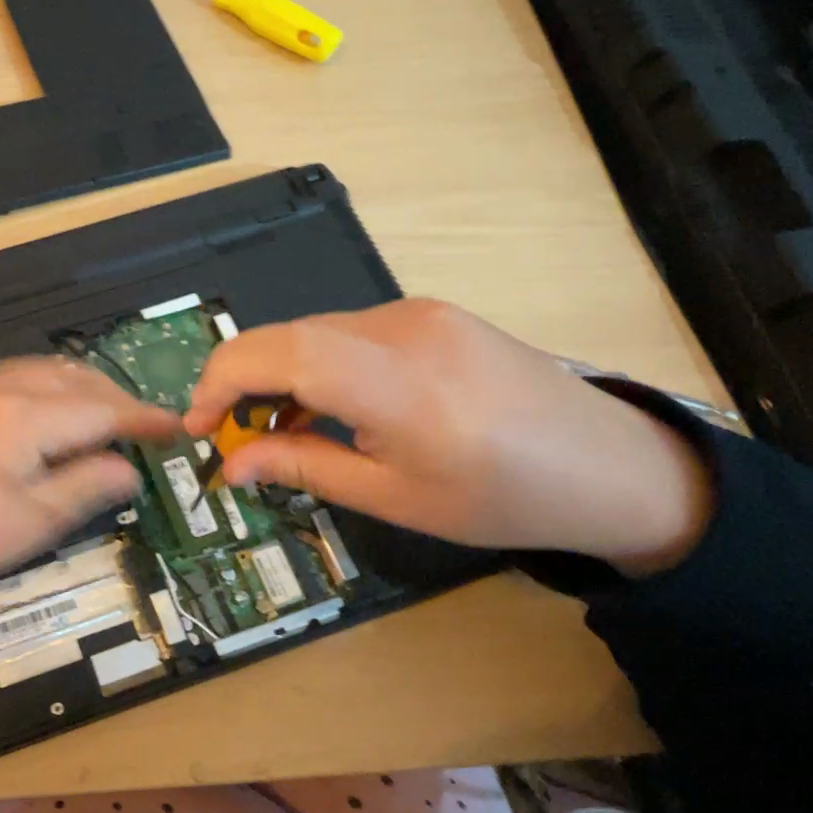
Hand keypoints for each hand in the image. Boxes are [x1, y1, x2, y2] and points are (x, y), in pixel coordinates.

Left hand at [0, 357, 180, 581]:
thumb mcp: (32, 521)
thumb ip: (87, 487)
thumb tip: (131, 469)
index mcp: (25, 416)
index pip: (101, 408)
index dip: (143, 418)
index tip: (175, 426)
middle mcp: (4, 384)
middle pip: (79, 379)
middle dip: (118, 400)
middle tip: (145, 429)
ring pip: (51, 369)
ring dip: (87, 388)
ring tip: (109, 420)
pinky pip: (22, 372)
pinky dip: (53, 385)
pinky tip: (60, 410)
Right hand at [185, 299, 712, 575]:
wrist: (614, 467)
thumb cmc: (502, 498)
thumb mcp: (393, 498)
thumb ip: (302, 467)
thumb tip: (229, 464)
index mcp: (397, 383)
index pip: (276, 352)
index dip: (221, 381)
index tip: (199, 425)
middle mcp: (400, 328)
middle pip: (285, 338)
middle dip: (240, 383)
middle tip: (229, 436)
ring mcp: (417, 313)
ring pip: (311, 332)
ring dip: (278, 376)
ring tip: (276, 430)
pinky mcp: (429, 314)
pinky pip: (346, 332)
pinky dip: (316, 366)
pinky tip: (325, 407)